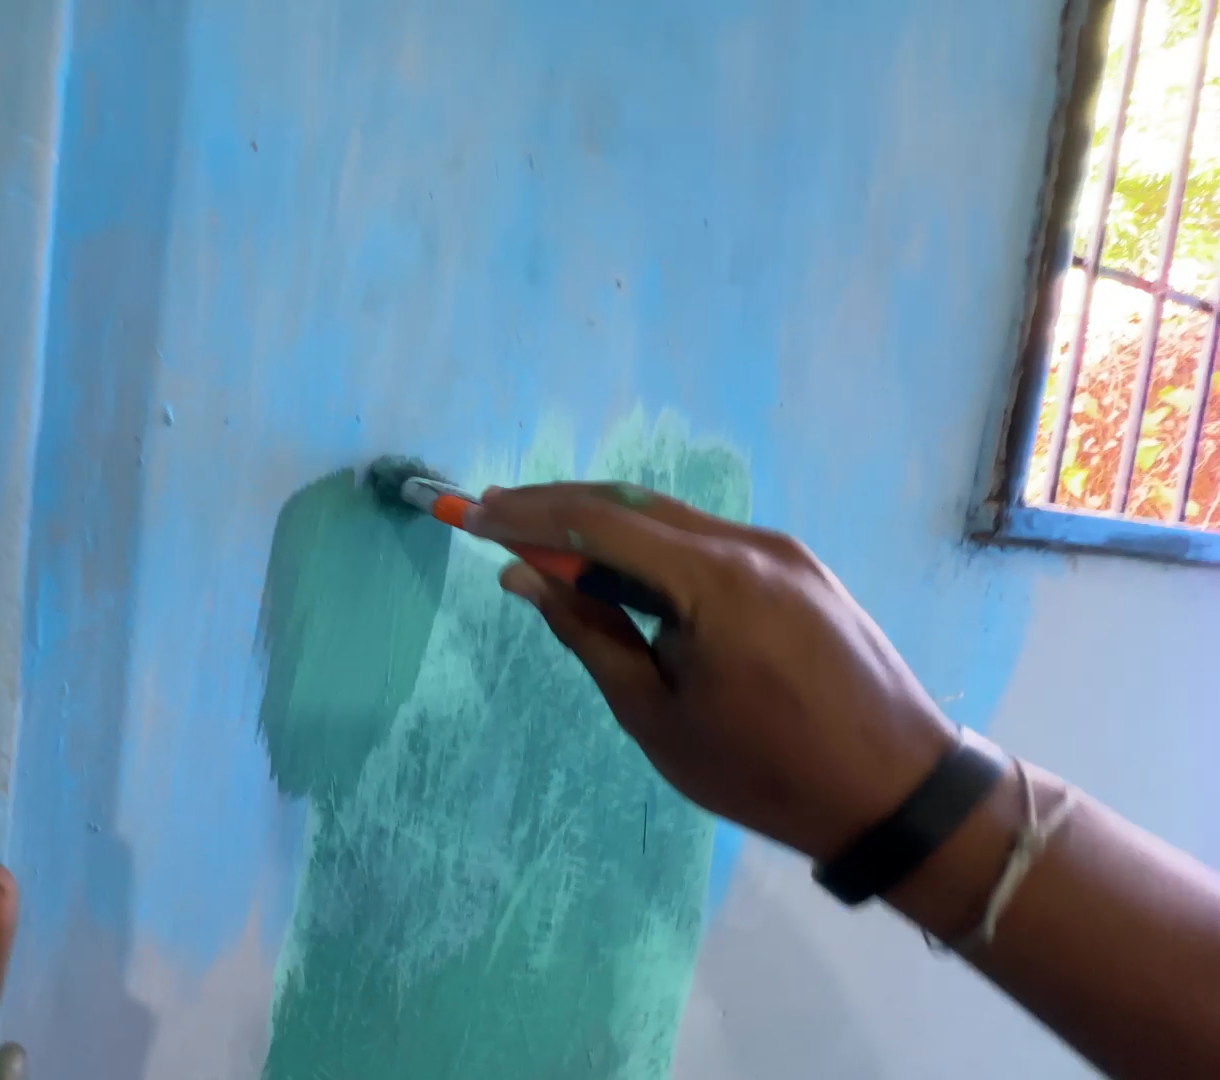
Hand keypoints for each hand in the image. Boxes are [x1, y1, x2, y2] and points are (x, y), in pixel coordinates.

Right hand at [466, 482, 956, 859]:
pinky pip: (695, 536)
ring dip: (592, 517)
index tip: (471, 514)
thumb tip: (522, 576)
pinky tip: (605, 555)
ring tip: (532, 525)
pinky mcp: (791, 564)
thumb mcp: (653, 712)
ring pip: (662, 515)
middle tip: (490, 507)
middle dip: (550, 503)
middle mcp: (749, 545)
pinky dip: (638, 539)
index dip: (525, 516)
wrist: (905, 797)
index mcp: (715, 583)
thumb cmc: (763, 770)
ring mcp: (777, 549)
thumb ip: (586, 631)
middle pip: (628, 503)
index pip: (596, 525)